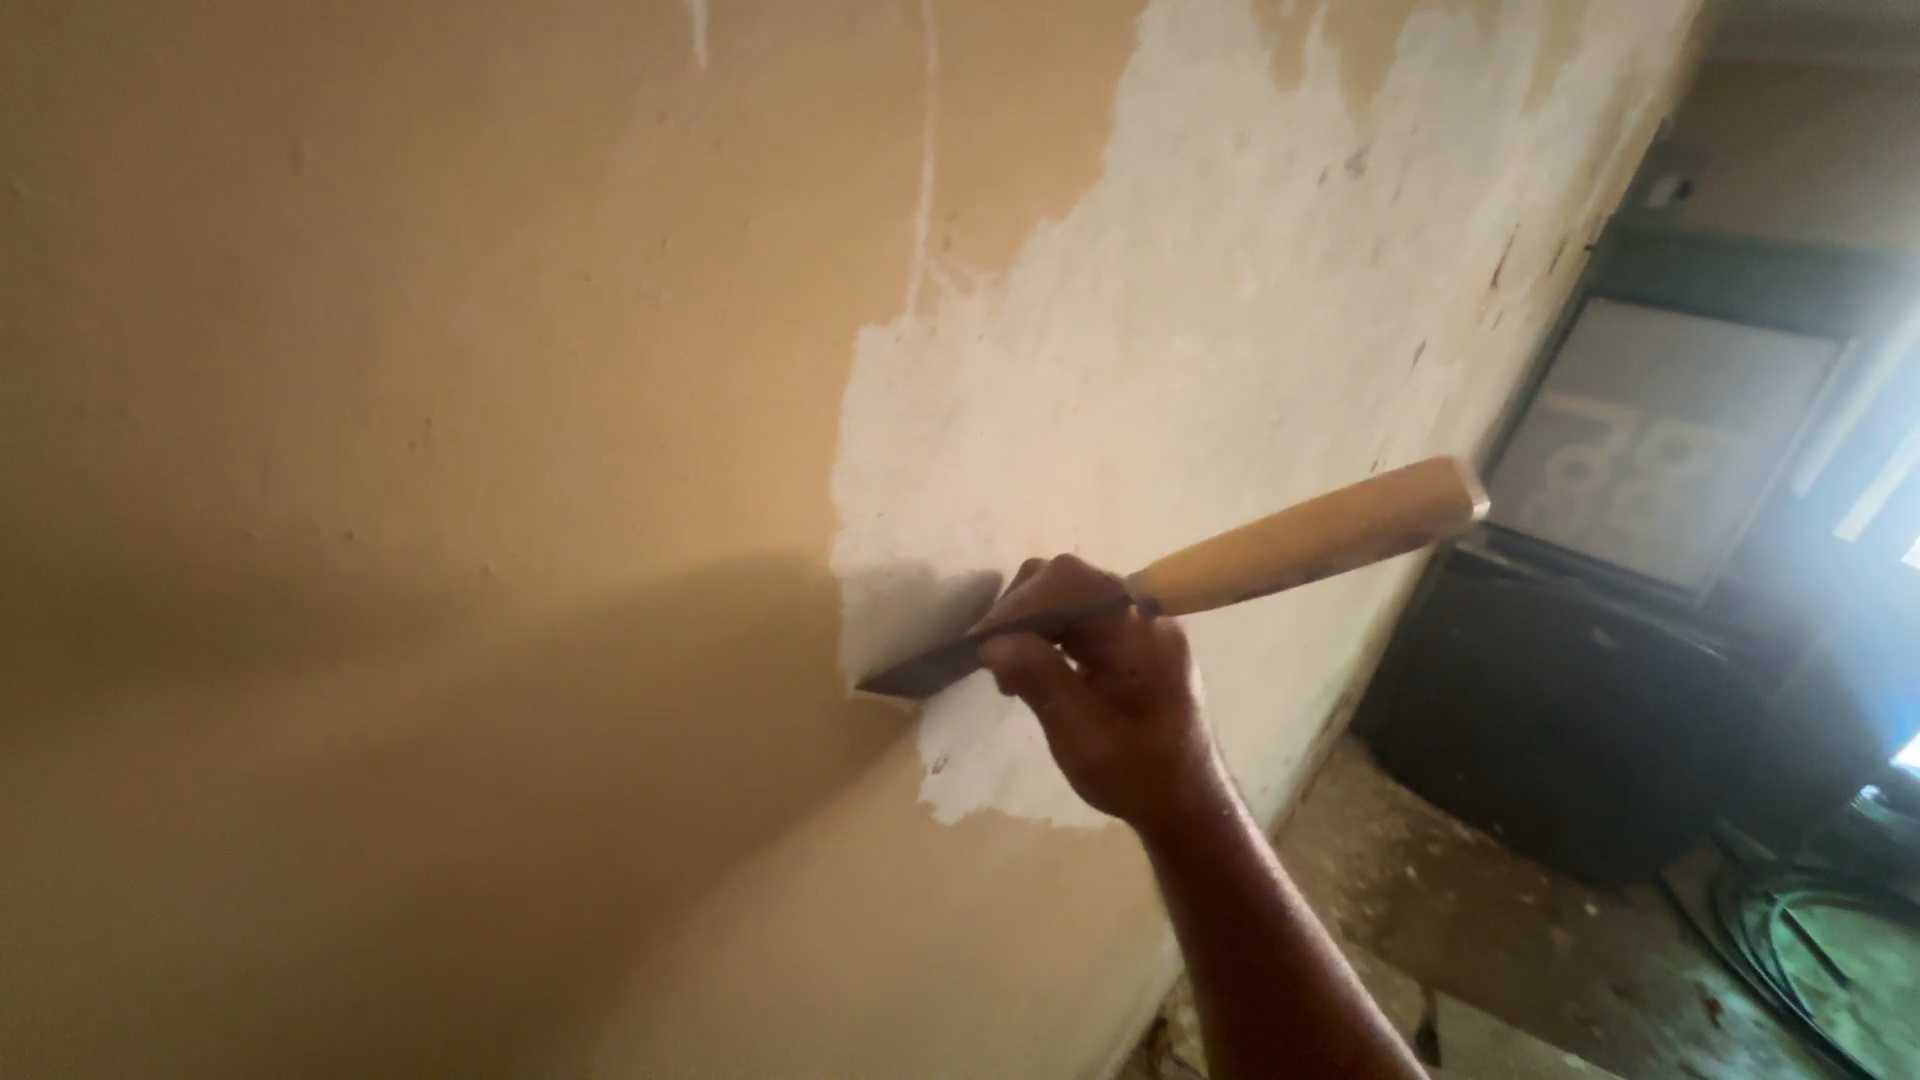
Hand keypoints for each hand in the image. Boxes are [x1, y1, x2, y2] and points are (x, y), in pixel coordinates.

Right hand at [975, 554, 1227, 831]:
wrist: (1187, 805)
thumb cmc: (1138, 776)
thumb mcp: (1082, 735)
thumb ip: (1041, 680)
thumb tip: (992, 641)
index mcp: (1138, 630)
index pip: (1069, 582)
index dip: (1019, 605)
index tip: (985, 646)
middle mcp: (1142, 614)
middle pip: (1068, 579)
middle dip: (1022, 610)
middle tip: (994, 658)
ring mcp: (1138, 625)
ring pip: (1069, 594)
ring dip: (1032, 623)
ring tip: (1011, 672)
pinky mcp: (1130, 641)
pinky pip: (1080, 617)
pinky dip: (1048, 634)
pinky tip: (1033, 671)